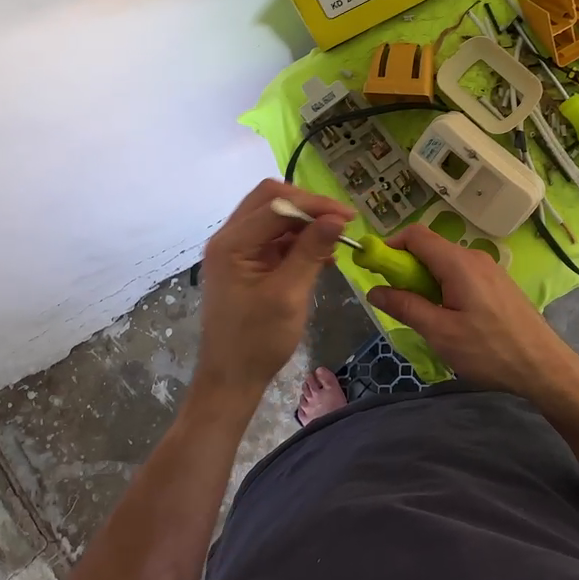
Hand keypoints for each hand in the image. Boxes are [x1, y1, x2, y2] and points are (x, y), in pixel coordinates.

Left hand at [195, 181, 352, 392]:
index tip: (348, 217)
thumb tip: (337, 219)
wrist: (231, 378)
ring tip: (336, 238)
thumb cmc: (257, 341)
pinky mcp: (248, 263)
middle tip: (341, 222)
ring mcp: (237, 251)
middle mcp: (230, 239)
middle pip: (272, 201)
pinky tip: (323, 255)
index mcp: (232, 243)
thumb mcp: (288, 295)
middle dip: (309, 207)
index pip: (276, 204)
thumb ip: (310, 252)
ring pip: (275, 217)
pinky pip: (275, 238)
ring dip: (306, 223)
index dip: (315, 204)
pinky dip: (299, 240)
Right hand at [367, 225, 578, 407]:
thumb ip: (405, 306)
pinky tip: (448, 317)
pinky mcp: (498, 284)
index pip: (415, 235)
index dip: (390, 246)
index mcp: (458, 262)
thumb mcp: (440, 332)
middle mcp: (474, 257)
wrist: (543, 366)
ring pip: (446, 263)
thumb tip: (374, 290)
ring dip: (426, 281)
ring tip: (424, 315)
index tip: (375, 270)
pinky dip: (445, 286)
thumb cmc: (489, 350)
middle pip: (430, 248)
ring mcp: (490, 269)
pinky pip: (462, 274)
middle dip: (406, 268)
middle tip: (396, 300)